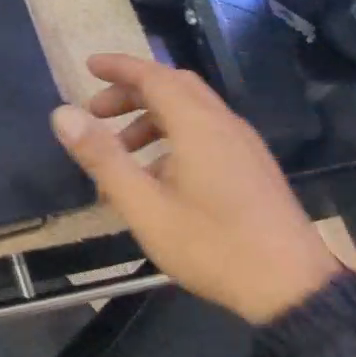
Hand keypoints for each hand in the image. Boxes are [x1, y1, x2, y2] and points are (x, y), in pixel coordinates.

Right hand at [50, 53, 343, 324]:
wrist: (292, 289)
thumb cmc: (212, 245)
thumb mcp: (144, 206)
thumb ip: (103, 157)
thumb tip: (63, 114)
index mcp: (198, 126)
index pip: (153, 76)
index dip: (119, 67)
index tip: (88, 66)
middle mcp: (223, 125)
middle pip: (173, 87)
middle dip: (131, 92)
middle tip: (96, 112)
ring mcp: (243, 146)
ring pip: (191, 110)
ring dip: (150, 118)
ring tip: (120, 151)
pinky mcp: (251, 168)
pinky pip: (206, 132)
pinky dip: (172, 135)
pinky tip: (157, 175)